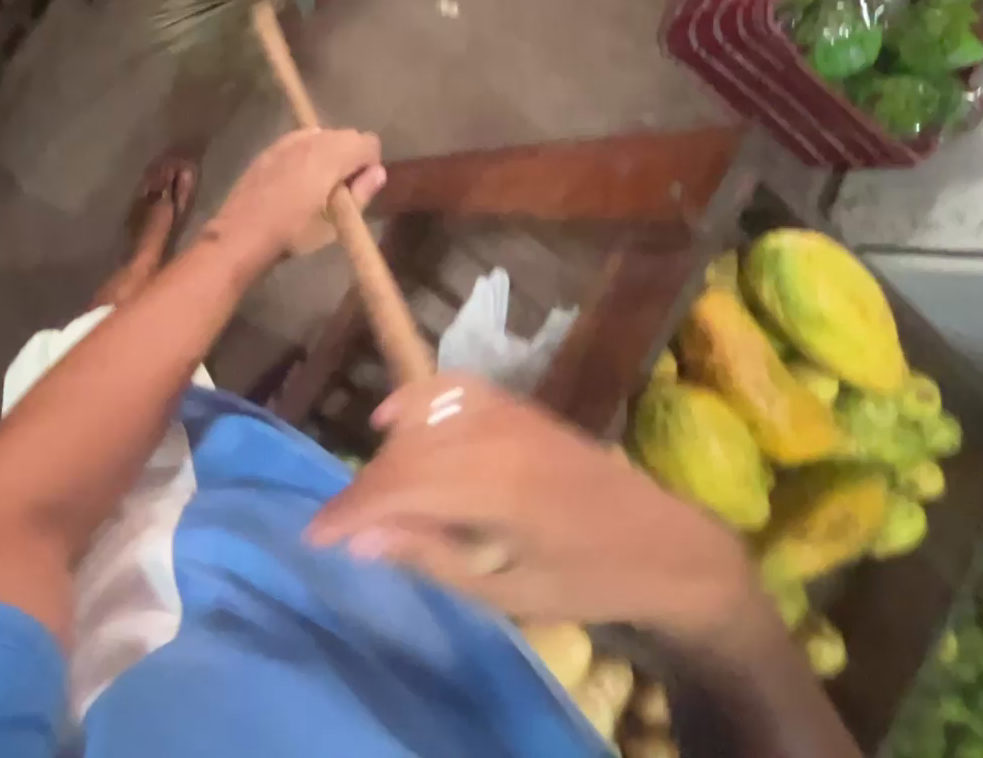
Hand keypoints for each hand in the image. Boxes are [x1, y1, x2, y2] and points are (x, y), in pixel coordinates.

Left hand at [201, 128, 384, 274]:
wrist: (243, 233)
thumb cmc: (295, 231)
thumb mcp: (336, 221)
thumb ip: (362, 192)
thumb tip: (377, 172)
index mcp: (333, 154)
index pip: (368, 142)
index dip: (370, 163)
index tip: (361, 188)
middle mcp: (312, 139)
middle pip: (345, 135)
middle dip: (350, 157)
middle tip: (341, 189)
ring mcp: (287, 141)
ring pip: (321, 136)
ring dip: (328, 154)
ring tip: (318, 184)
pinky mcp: (269, 149)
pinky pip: (298, 142)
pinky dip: (305, 154)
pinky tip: (295, 181)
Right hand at [306, 374, 757, 637]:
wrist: (666, 545)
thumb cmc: (589, 580)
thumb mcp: (509, 591)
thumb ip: (430, 555)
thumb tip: (360, 539)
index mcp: (496, 488)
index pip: (399, 485)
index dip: (350, 508)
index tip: (316, 535)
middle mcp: (495, 437)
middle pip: (404, 451)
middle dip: (364, 488)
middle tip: (340, 527)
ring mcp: (508, 414)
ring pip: (421, 418)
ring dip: (386, 454)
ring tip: (370, 492)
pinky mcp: (517, 406)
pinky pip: (452, 389)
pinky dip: (415, 400)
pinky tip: (393, 419)